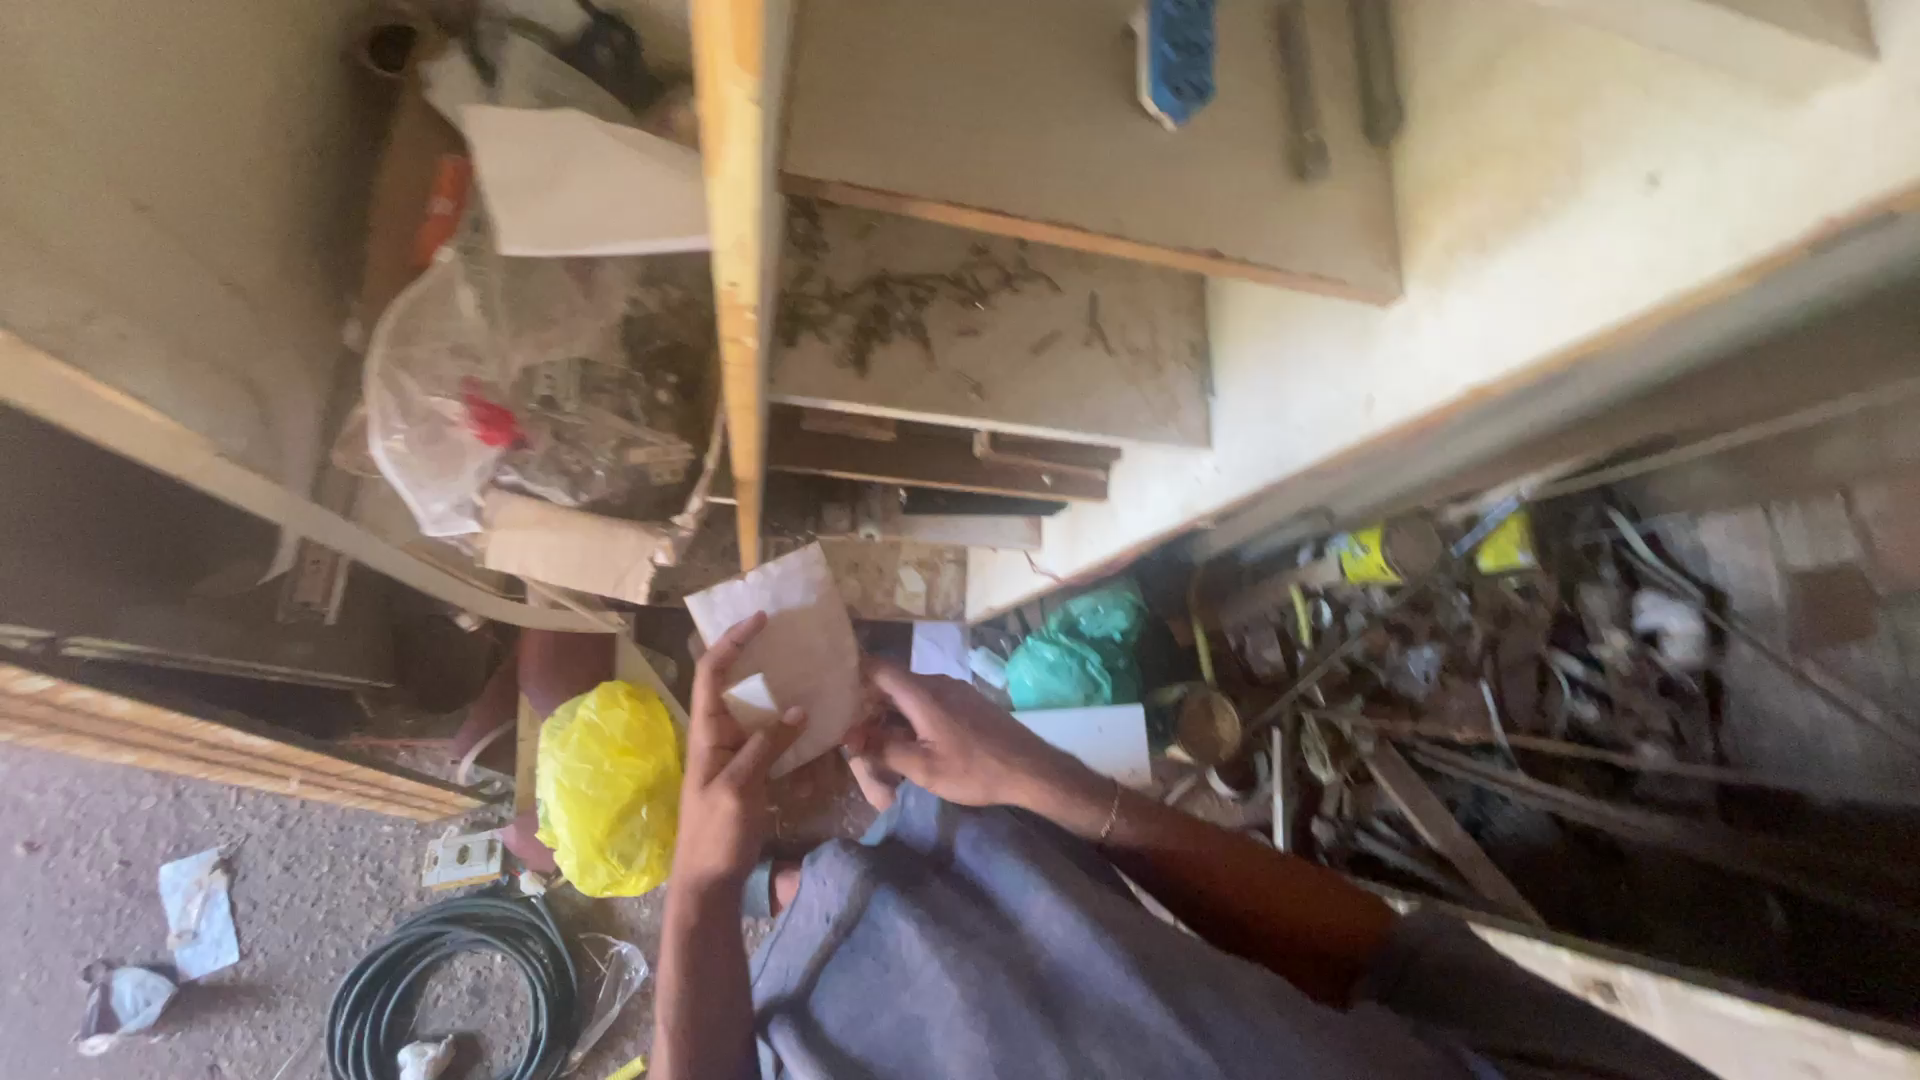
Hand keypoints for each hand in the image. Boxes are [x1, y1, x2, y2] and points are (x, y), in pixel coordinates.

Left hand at [672, 612, 805, 891]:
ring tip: (804, 665)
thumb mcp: (739, 788)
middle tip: (788, 635)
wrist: (708, 881)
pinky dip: (786, 718)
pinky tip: (809, 714)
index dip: (732, 641)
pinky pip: (767, 732)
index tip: (760, 619)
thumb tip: (797, 709)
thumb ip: (766, 746)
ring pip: (752, 705)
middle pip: (730, 681)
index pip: (712, 673)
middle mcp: (717, 733)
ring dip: (773, 684)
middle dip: (754, 653)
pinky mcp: (748, 768)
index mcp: (706, 732)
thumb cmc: (715, 833)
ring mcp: (733, 751)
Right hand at [851, 658, 1091, 809]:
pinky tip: (910, 742)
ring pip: (912, 695)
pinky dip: (912, 717)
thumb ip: (884, 749)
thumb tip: (851, 737)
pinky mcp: (968, 703)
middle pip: (893, 683)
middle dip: (870, 705)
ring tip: (877, 743)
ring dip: (892, 715)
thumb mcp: (923, 768)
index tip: (835, 692)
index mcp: (923, 693)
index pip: (879, 668)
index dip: (854, 675)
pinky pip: (930, 702)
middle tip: (852, 731)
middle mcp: (938, 683)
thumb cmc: (975, 770)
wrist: (1031, 769)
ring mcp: (956, 691)